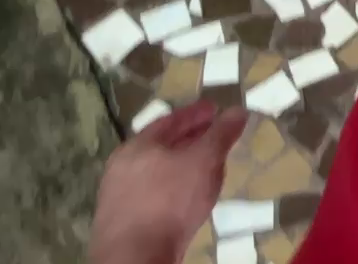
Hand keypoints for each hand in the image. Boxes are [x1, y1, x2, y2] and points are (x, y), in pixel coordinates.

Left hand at [89, 102, 247, 263]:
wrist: (135, 260)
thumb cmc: (170, 199)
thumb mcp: (206, 158)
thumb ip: (222, 132)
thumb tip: (238, 111)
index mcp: (137, 147)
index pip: (171, 120)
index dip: (197, 112)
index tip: (217, 109)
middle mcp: (121, 168)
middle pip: (163, 145)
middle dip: (192, 138)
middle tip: (217, 134)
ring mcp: (119, 197)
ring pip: (159, 170)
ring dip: (184, 163)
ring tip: (210, 164)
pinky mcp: (123, 222)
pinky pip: (155, 192)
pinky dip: (175, 185)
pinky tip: (192, 193)